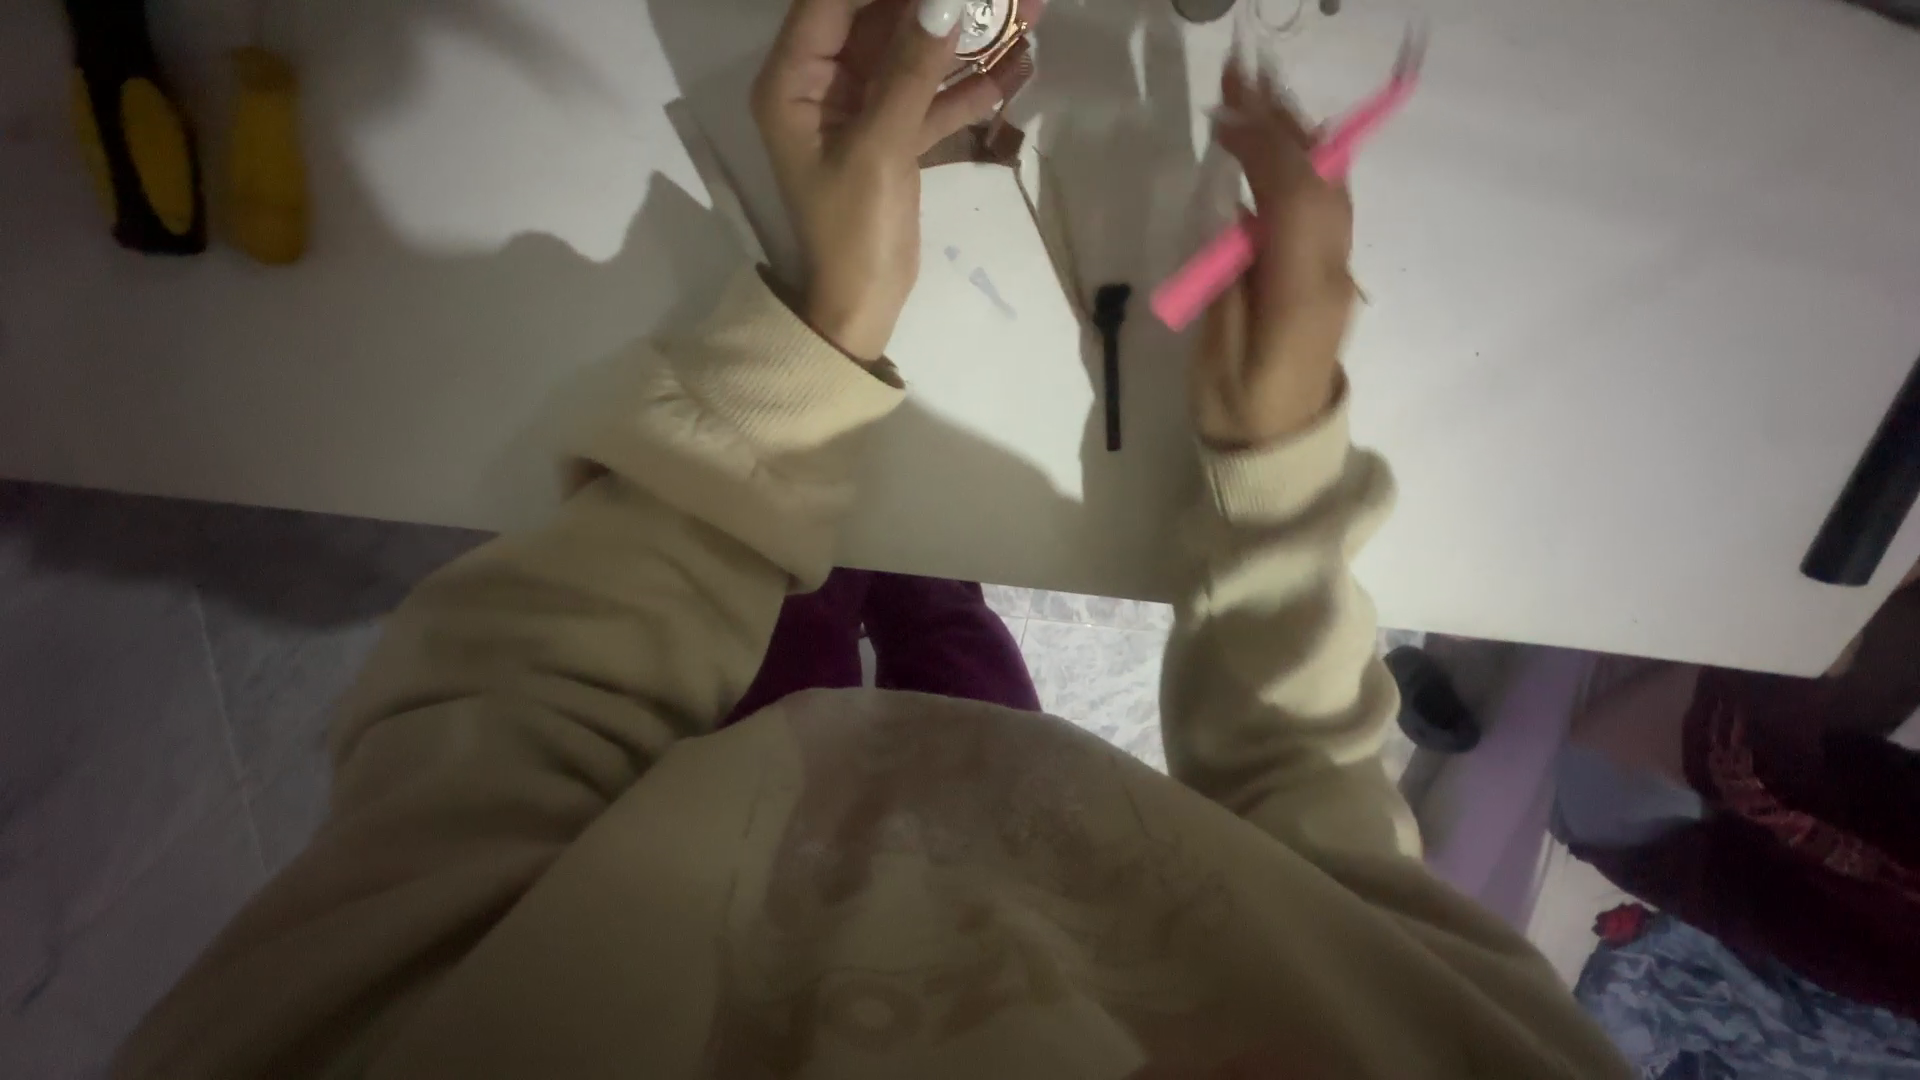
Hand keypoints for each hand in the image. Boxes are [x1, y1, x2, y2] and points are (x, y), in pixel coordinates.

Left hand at [752, 0, 1002, 361]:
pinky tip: (1016, 68)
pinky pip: (930, 99)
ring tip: (1022, 11)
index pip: (833, 0)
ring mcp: (861, 111)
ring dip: (963, 39)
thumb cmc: (855, 232)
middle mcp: (822, 85)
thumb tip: (946, 0)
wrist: (864, 304)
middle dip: (935, 4)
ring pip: (913, 57)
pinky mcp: (893, 138)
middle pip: (879, 20)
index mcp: (794, 81)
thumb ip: (912, 70)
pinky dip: (967, 89)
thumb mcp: (880, 147)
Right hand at [1192, 65, 1356, 448]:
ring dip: (1295, 137)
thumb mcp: (1215, 354)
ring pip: (1329, 188)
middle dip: (1283, 121)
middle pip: (1321, 177)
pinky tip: (1277, 152)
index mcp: (1300, 292)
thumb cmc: (1235, 411)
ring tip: (1255, 98)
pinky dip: (1301, 170)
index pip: (1295, 194)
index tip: (1223, 113)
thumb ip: (1231, 281)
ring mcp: (1337, 274)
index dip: (1264, 144)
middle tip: (1241, 75)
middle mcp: (1332, 271)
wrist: (1277, 452)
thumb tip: (1242, 217)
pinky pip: (1324, 210)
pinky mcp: (1327, 280)